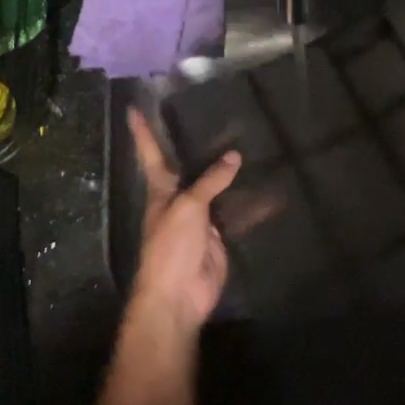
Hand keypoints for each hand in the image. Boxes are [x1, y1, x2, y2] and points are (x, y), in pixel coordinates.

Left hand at [128, 109, 240, 332]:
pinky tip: (272, 190)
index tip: (132, 109)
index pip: (151, 154)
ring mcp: (201, 218)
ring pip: (218, 187)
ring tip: (253, 142)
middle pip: (190, 167)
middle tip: (216, 114)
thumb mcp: (187, 207)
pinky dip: (254, 204)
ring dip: (232, 172)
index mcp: (162, 191)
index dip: (142, 133)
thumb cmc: (171, 246)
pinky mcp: (220, 235)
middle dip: (199, 146)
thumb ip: (210, 181)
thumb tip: (234, 156)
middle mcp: (181, 199)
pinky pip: (238, 213)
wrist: (178, 295)